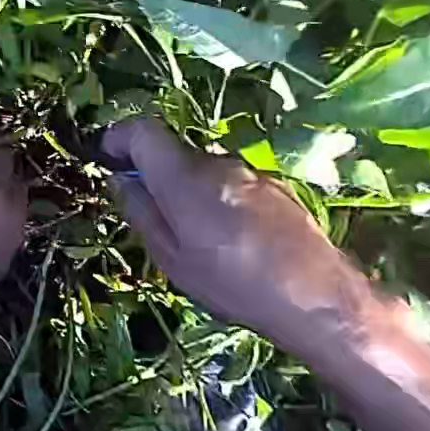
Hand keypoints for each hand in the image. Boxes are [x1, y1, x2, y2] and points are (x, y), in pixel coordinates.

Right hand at [104, 118, 373, 348]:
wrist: (321, 300)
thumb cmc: (233, 283)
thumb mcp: (171, 258)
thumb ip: (141, 211)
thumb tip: (119, 180)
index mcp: (183, 177)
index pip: (142, 130)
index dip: (119, 136)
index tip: (108, 157)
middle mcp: (216, 162)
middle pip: (173, 152)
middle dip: (155, 173)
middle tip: (154, 214)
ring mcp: (249, 172)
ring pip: (203, 168)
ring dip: (189, 189)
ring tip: (199, 236)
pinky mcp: (275, 186)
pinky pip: (231, 181)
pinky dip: (219, 197)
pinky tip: (234, 238)